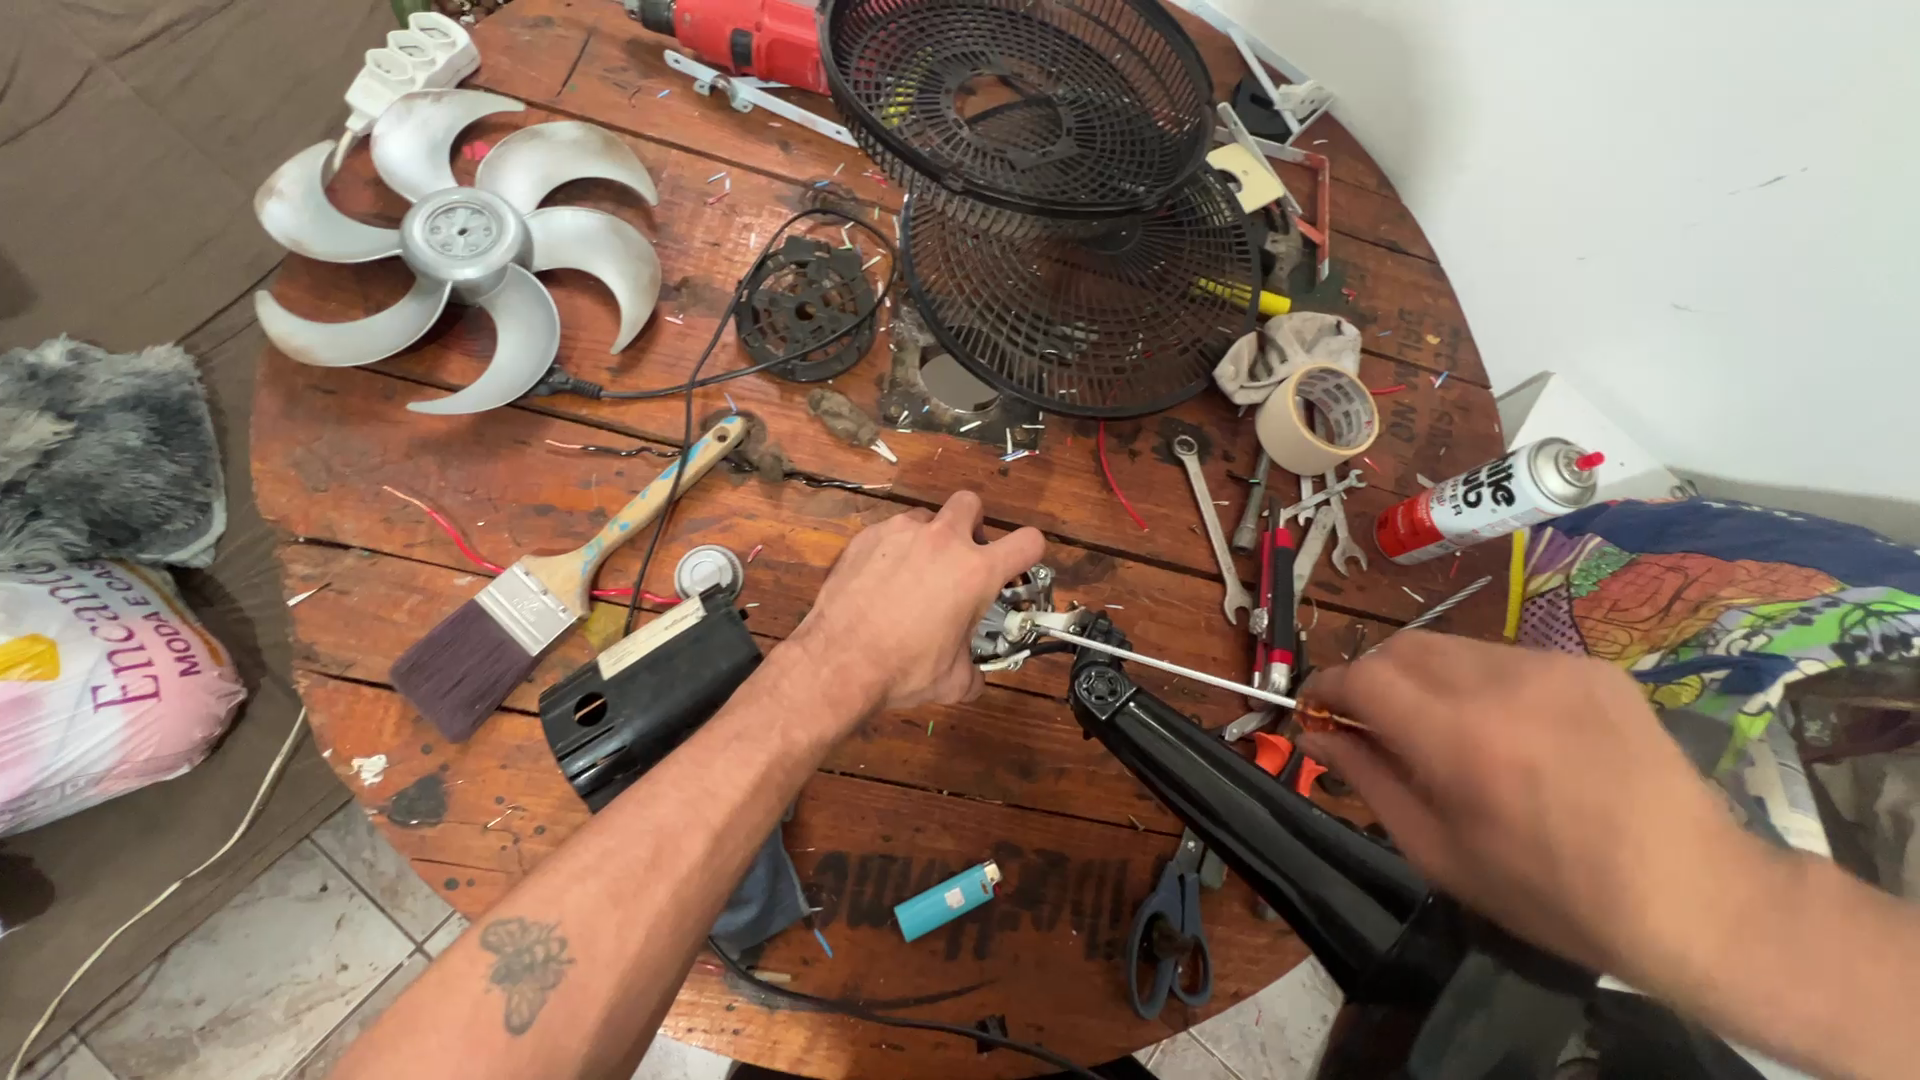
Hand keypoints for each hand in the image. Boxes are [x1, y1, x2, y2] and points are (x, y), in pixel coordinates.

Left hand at [788, 491, 1044, 715]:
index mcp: (976, 572)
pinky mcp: (867, 537)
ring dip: (928, 538)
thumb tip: (973, 679)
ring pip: (926, 517)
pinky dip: (892, 551)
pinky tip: (881, 581)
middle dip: (972, 523)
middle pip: (971, 503)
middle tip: (962, 555)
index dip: (1028, 551)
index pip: (1027, 541)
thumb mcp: (953, 680)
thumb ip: (972, 670)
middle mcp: (942, 542)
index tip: (1016, 564)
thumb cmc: (901, 669)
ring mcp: (902, 533)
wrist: (838, 661)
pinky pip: (889, 533)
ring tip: (915, 572)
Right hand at [1297, 631, 1750, 979]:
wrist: (1700, 900)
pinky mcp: (1590, 666)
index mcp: (1459, 740)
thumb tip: (1312, 734)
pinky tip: (1506, 729)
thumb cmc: (1550, 893)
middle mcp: (1501, 685)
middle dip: (1370, 678)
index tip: (1319, 711)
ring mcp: (1552, 668)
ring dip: (1422, 678)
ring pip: (1447, 646)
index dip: (1327, 689)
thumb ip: (1366, 779)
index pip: (1360, 678)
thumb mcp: (1436, 851)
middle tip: (1375, 724)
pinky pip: (1502, 658)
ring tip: (1443, 729)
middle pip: (1398, 648)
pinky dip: (1477, 682)